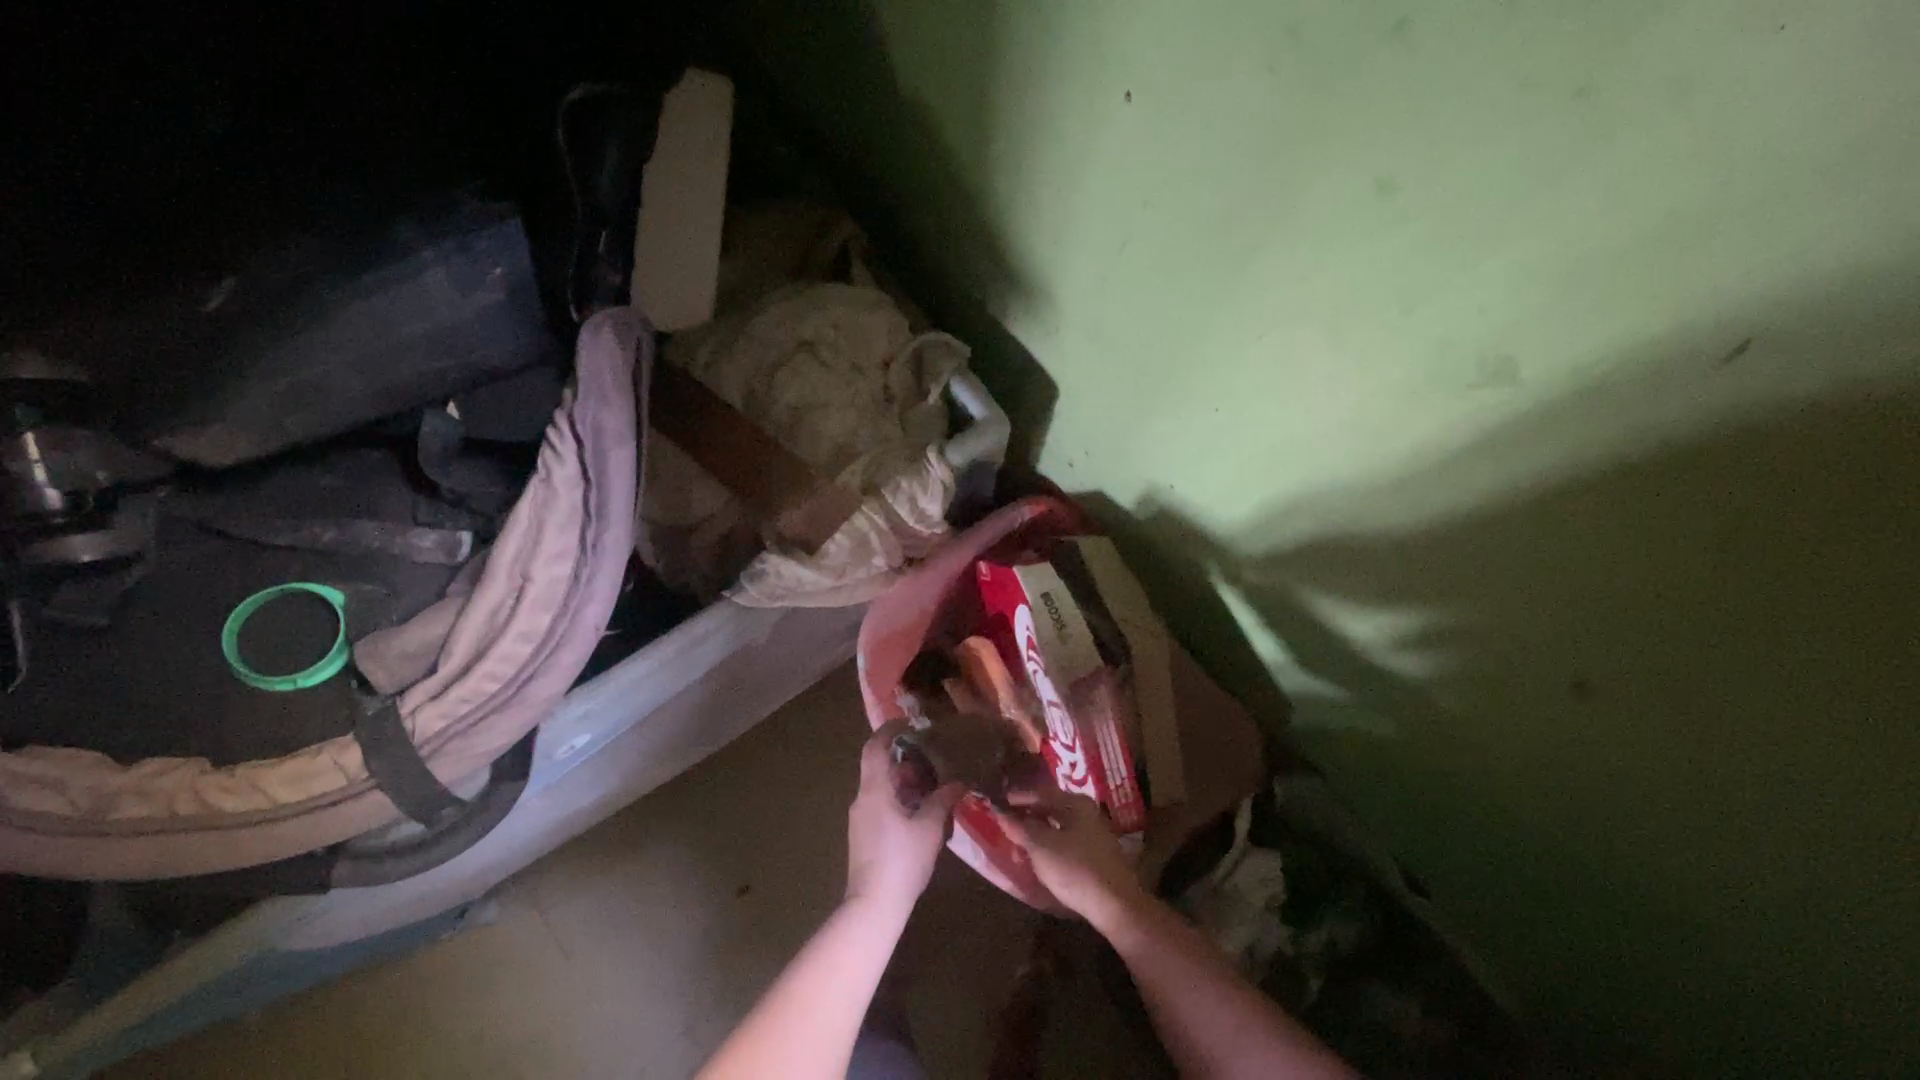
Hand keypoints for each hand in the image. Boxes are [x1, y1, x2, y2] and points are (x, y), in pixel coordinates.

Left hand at [844, 720, 965, 913]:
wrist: (873, 906)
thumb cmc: (901, 862)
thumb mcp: (929, 829)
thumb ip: (942, 801)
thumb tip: (958, 783)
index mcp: (874, 791)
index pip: (875, 748)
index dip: (889, 731)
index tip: (908, 722)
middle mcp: (862, 800)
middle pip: (878, 767)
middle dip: (904, 759)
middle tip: (931, 756)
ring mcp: (860, 820)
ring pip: (880, 788)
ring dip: (904, 782)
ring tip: (932, 784)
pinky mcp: (863, 836)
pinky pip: (880, 806)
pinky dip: (899, 800)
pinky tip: (921, 812)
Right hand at [995, 784, 1146, 925]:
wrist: (1115, 905)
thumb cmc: (1075, 869)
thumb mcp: (1041, 847)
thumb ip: (1020, 828)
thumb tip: (1001, 812)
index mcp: (1075, 803)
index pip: (1040, 792)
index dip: (1017, 796)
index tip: (996, 802)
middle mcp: (1086, 812)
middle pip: (1051, 806)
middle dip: (1027, 813)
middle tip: (1004, 820)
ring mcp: (1093, 833)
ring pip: (1058, 824)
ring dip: (1037, 829)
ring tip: (1017, 838)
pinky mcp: (1095, 853)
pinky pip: (1065, 839)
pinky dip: (1049, 842)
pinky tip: (1038, 854)